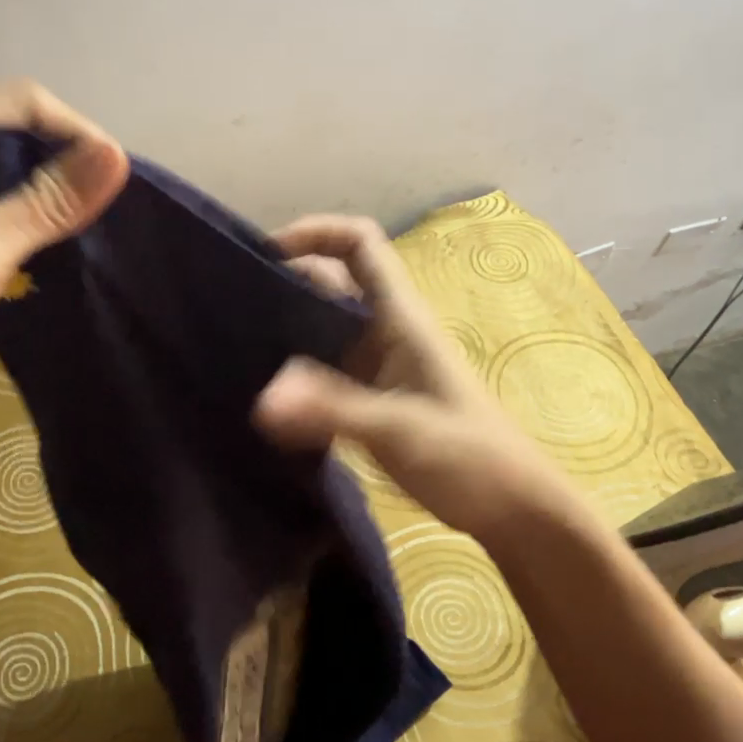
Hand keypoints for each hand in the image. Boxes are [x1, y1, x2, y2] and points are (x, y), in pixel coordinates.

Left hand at [0, 80, 128, 415]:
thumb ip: (47, 200)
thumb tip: (118, 154)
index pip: (22, 104)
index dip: (77, 137)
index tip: (119, 188)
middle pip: (13, 135)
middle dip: (61, 172)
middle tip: (103, 219)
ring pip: (2, 176)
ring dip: (42, 203)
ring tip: (82, 238)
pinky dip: (18, 226)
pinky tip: (45, 255)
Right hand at [253, 215, 577, 535]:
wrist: (513, 510)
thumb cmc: (470, 458)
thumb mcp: (401, 430)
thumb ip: (333, 411)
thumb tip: (263, 399)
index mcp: (400, 318)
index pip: (360, 243)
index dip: (316, 231)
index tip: (265, 254)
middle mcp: (384, 331)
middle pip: (330, 280)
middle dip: (284, 281)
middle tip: (229, 307)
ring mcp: (375, 366)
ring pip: (321, 325)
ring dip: (283, 326)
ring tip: (231, 344)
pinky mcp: (367, 400)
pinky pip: (320, 368)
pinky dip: (291, 369)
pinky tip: (259, 390)